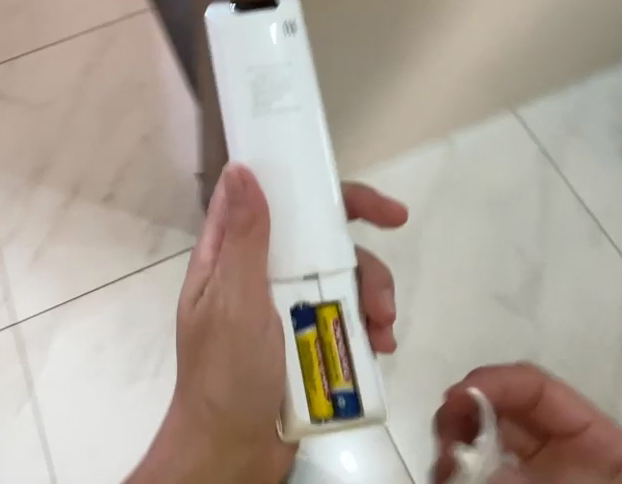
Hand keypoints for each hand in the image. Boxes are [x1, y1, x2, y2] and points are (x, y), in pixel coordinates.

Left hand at [128, 166, 407, 483]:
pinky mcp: (307, 339)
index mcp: (230, 253)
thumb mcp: (234, 300)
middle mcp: (259, 271)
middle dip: (359, 242)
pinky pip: (346, 316)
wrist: (233, 454)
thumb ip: (244, 237)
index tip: (358, 191)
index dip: (312, 184)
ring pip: (339, 276)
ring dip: (371, 291)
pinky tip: (382, 346)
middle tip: (396, 237)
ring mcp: (285, 306)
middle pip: (317, 235)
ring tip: (383, 326)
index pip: (271, 198)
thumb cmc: (226, 373)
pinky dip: (368, 325)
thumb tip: (242, 168)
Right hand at [430, 363, 621, 483]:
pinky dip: (455, 480)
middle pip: (496, 413)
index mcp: (596, 445)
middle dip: (462, 419)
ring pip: (477, 450)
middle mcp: (557, 459)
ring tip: (445, 476)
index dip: (494, 382)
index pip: (536, 390)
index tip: (456, 399)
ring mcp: (530, 483)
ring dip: (453, 456)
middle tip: (445, 446)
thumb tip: (486, 475)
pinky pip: (475, 481)